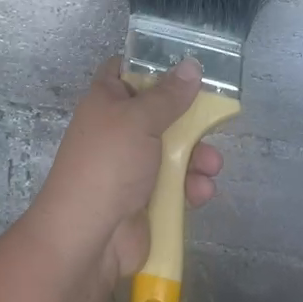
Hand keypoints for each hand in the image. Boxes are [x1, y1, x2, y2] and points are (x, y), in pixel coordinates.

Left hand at [29, 56, 224, 285]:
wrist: (89, 236)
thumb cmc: (108, 163)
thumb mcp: (139, 120)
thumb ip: (168, 96)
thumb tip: (191, 65)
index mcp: (107, 99)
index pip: (126, 70)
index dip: (151, 65)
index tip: (184, 66)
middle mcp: (119, 127)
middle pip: (160, 111)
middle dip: (189, 120)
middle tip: (213, 124)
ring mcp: (132, 164)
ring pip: (173, 150)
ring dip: (197, 157)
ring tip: (212, 166)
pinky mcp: (146, 197)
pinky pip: (175, 184)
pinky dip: (190, 186)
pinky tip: (200, 193)